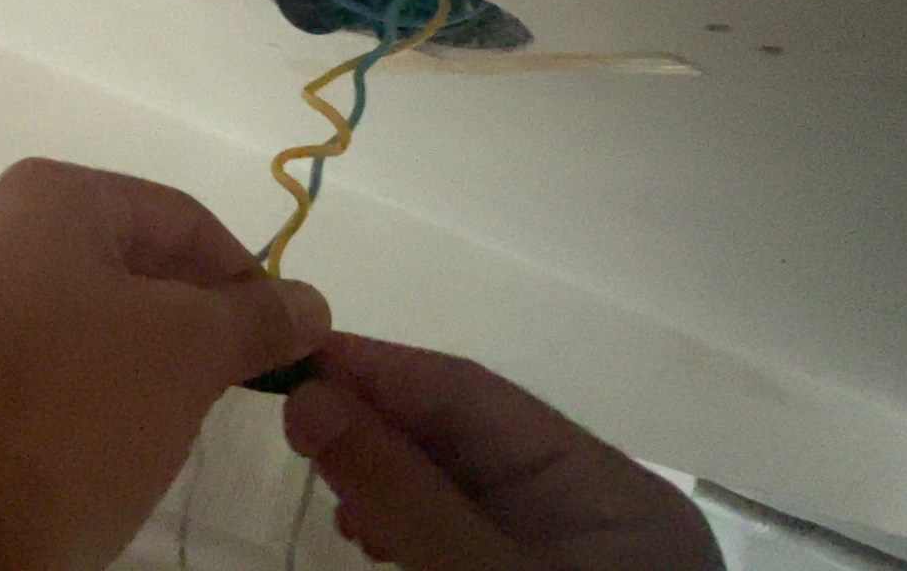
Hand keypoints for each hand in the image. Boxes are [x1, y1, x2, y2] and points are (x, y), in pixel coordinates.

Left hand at [0, 158, 329, 570]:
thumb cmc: (59, 409)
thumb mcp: (182, 354)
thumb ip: (253, 319)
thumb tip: (309, 301)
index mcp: (53, 197)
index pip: (181, 218)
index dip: (246, 277)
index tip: (287, 343)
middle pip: (131, 265)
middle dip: (191, 325)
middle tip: (229, 387)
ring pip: (85, 316)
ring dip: (140, 363)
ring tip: (163, 422)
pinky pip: (37, 361)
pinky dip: (82, 393)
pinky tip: (92, 444)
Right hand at [285, 333, 723, 570]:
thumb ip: (395, 486)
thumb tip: (306, 393)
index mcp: (608, 490)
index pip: (472, 392)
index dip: (381, 366)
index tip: (298, 355)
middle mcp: (592, 510)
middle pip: (462, 433)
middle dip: (376, 423)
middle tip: (298, 423)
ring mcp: (563, 554)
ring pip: (452, 479)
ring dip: (381, 470)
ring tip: (328, 481)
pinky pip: (452, 526)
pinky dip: (400, 518)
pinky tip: (364, 531)